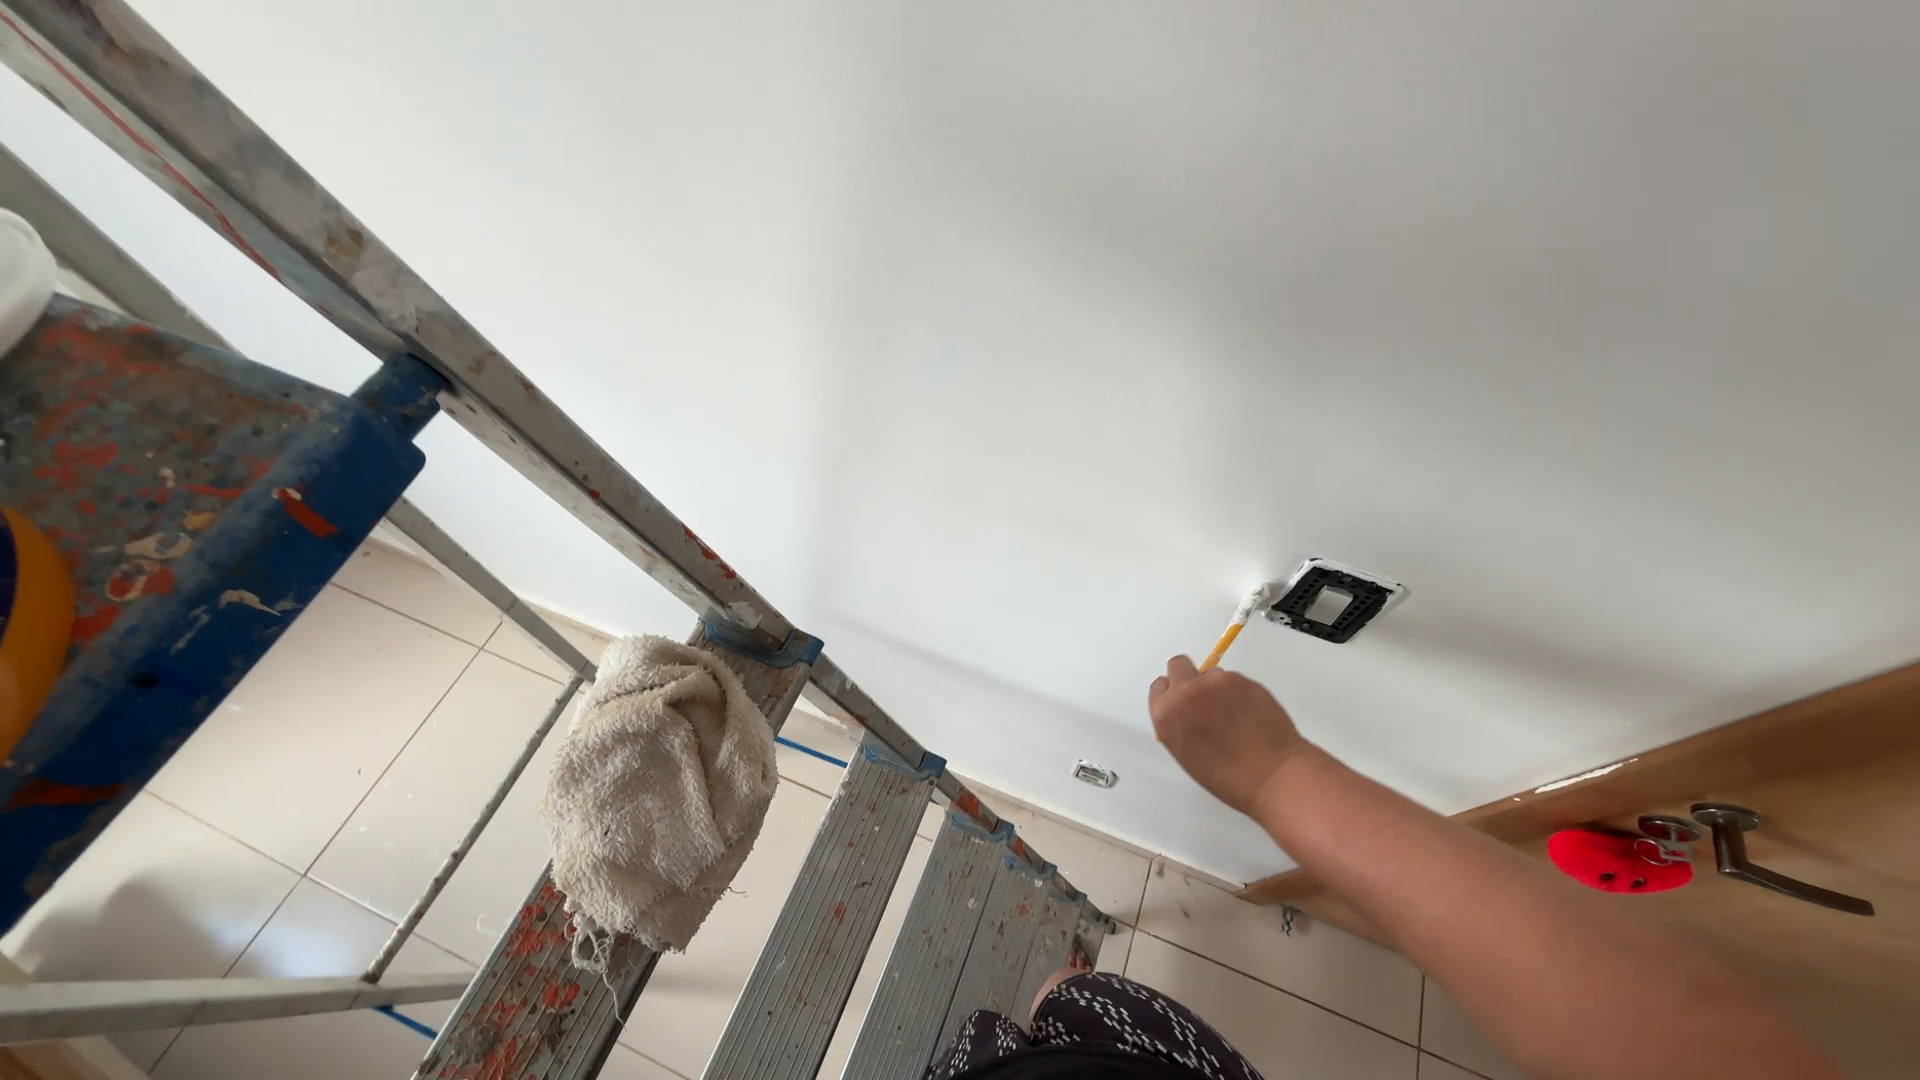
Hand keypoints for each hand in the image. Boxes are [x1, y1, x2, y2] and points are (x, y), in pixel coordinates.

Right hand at [1148, 656, 1307, 815]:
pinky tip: (1251, 713)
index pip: (1160, 686)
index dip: (1173, 694)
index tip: (1185, 704)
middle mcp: (1186, 692)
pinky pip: (1235, 679)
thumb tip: (1187, 710)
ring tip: (1236, 714)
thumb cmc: (1227, 778)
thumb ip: (1178, 723)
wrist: (1272, 776)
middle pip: (1178, 665)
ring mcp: (1215, 683)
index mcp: (1165, 714)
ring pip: (1211, 673)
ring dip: (1218, 687)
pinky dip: (1240, 692)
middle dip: (1190, 678)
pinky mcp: (1243, 679)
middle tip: (1206, 698)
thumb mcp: (1186, 753)